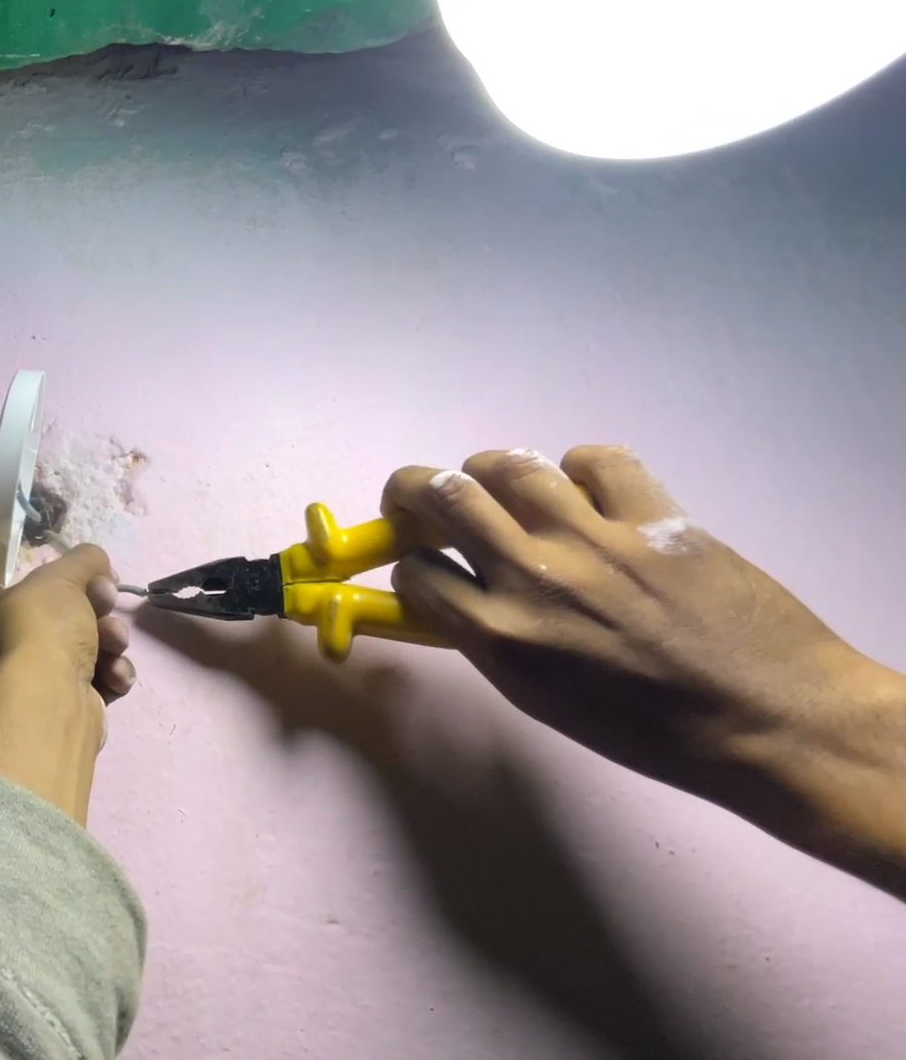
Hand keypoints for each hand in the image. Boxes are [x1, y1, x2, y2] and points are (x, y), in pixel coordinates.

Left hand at [0, 545, 135, 824]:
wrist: (48, 700)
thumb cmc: (37, 627)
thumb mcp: (59, 575)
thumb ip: (82, 560)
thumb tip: (98, 565)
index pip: (18, 594)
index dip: (62, 583)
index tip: (93, 580)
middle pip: (55, 622)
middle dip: (94, 612)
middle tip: (107, 604)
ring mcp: (19, 692)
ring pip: (79, 653)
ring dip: (108, 643)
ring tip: (115, 644)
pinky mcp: (53, 717)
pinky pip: (89, 686)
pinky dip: (109, 677)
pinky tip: (114, 677)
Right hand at [384, 446, 905, 890]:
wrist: (774, 723)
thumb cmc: (639, 724)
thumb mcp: (530, 693)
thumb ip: (477, 634)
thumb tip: (444, 591)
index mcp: (496, 632)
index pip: (414, 570)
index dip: (411, 566)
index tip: (426, 570)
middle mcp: (532, 576)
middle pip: (442, 495)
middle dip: (410, 490)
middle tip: (418, 501)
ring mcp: (598, 541)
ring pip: (509, 465)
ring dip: (482, 470)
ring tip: (490, 486)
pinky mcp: (659, 518)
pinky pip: (597, 461)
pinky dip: (577, 468)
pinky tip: (580, 492)